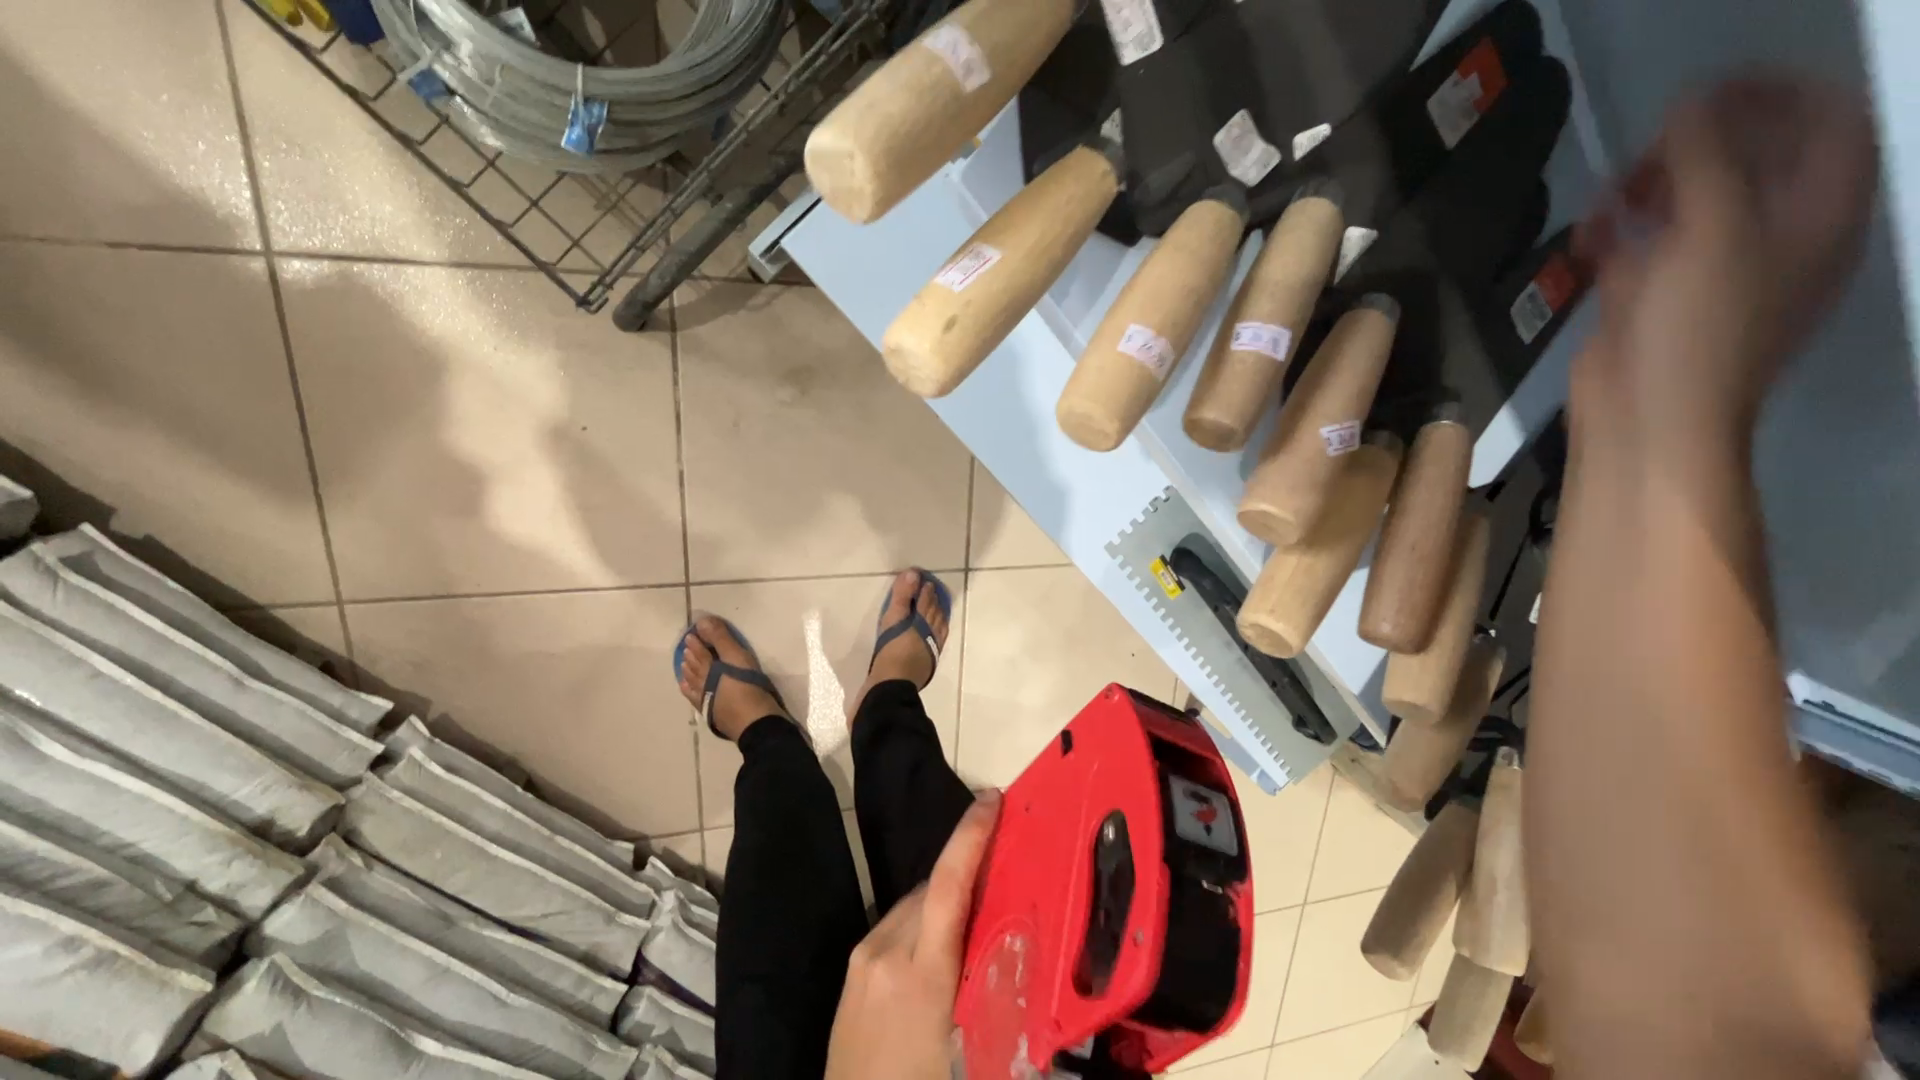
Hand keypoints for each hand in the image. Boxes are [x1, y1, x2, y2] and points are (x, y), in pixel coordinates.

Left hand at [824, 791, 1001, 1079]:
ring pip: (913, 906)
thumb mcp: (970, 1048)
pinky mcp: (851, 971)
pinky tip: (938, 951)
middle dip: (967, 874)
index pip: (949, 885)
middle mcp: (885, 952)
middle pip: (932, 889)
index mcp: (921, 973)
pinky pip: (894, 927)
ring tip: (978, 919)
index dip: (970, 837)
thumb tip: (1023, 952)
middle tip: (1006, 872)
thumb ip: (992, 990)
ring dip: (944, 902)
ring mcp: (862, 960)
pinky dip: (921, 923)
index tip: (990, 799)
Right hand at [1572, 74, 1877, 443]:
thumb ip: (1707, 156)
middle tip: (1645, 159)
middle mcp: (1772, 234)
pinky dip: (1613, 233)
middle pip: (1748, 157)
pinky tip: (1588, 244)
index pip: (1825, 123)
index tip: (1707, 96)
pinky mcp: (1654, 294)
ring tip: (1607, 205)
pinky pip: (1641, 242)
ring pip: (1684, 198)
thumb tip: (1690, 103)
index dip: (1776, 95)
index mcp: (1817, 216)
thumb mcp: (1713, 230)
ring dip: (1642, 190)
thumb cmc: (1694, 328)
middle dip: (1692, 147)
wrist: (1644, 417)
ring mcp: (1710, 267)